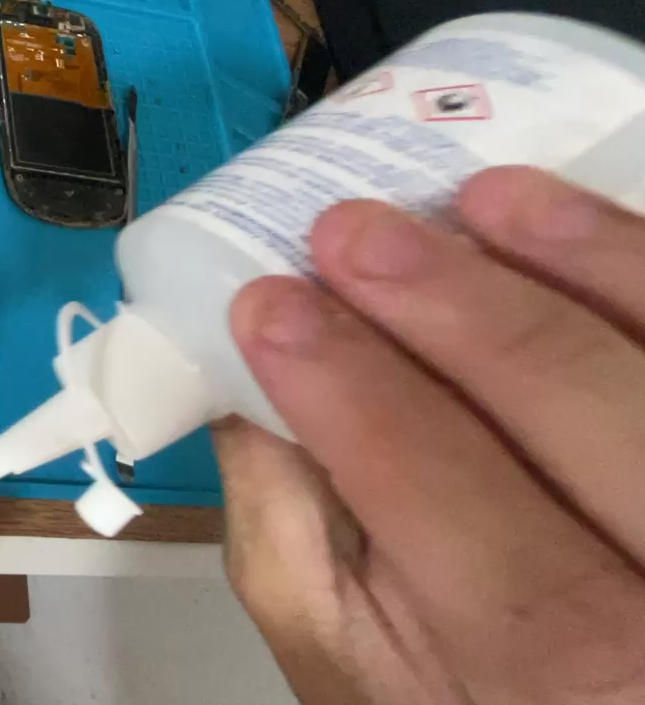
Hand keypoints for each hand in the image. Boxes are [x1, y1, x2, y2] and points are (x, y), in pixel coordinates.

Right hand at [217, 167, 644, 703]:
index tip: (266, 301)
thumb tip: (244, 374)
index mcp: (561, 675)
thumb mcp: (330, 636)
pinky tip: (600, 233)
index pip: (455, 509)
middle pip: (612, 439)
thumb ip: (278, 513)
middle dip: (469, 316)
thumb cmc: (443, 686)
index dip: (354, 393)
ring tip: (487, 196)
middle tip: (351, 230)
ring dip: (602, 270)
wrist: (586, 701)